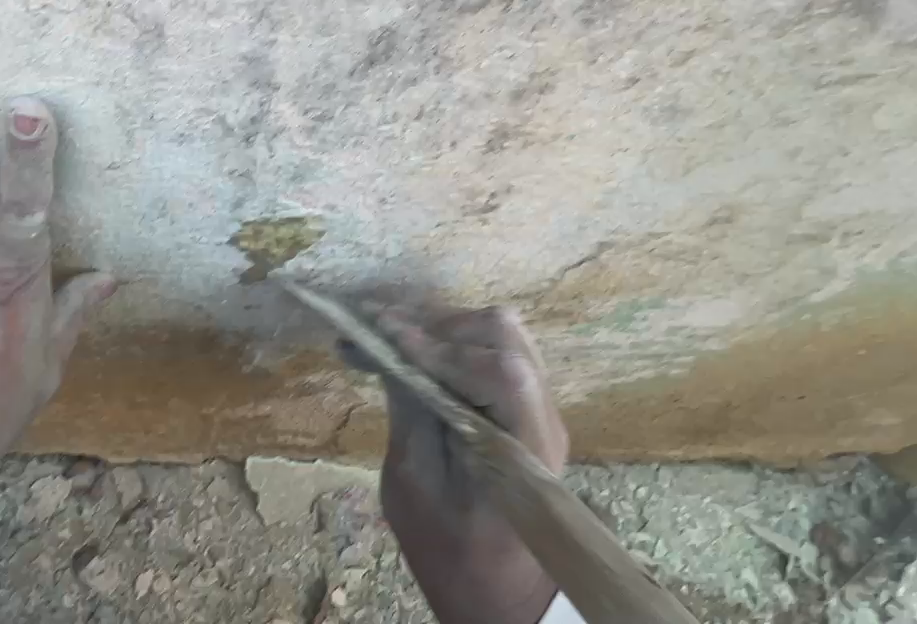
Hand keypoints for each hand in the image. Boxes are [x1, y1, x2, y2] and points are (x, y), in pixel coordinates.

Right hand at [366, 306, 569, 623]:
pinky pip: (489, 347)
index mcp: (523, 448)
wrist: (500, 591)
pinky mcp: (520, 401)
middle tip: (375, 329)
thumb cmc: (450, 551)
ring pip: (497, 331)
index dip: (439, 347)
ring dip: (439, 325)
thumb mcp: (413, 487)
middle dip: (434, 325)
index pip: (500, 372)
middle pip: (502, 335)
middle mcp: (541, 416)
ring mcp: (536, 405)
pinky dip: (448, 336)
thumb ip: (410, 411)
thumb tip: (390, 346)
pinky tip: (409, 345)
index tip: (382, 333)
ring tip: (387, 334)